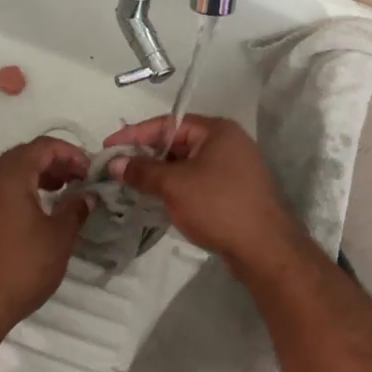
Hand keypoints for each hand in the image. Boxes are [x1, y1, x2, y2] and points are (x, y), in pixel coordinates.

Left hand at [0, 136, 91, 335]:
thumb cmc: (21, 267)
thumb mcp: (59, 238)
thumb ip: (75, 210)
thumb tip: (86, 196)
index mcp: (10, 178)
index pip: (42, 147)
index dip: (70, 153)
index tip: (89, 170)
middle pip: (23, 155)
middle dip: (53, 161)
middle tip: (77, 178)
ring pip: (9, 173)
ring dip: (36, 175)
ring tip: (61, 191)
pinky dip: (21, 190)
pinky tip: (37, 212)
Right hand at [103, 115, 302, 270]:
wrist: (264, 248)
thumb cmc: (218, 206)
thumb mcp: (174, 185)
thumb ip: (142, 171)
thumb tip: (115, 163)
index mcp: (217, 130)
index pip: (168, 123)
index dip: (134, 134)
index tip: (108, 146)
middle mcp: (228, 143)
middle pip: (178, 143)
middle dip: (146, 156)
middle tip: (117, 168)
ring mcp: (234, 168)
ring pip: (187, 164)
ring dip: (160, 174)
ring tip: (131, 185)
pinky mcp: (235, 192)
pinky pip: (198, 181)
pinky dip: (177, 187)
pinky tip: (158, 200)